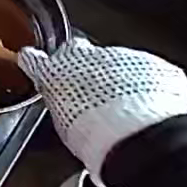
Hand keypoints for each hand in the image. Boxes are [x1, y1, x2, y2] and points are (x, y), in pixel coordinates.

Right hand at [17, 37, 186, 185]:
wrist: (140, 136)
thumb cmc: (96, 135)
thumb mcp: (64, 124)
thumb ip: (61, 103)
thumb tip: (64, 105)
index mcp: (54, 72)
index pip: (34, 59)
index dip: (35, 61)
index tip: (34, 61)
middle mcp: (84, 56)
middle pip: (78, 50)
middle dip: (82, 63)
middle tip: (90, 87)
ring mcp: (120, 56)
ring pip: (116, 61)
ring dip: (118, 78)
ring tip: (127, 107)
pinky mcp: (152, 63)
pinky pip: (147, 70)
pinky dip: (148, 85)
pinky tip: (151, 106)